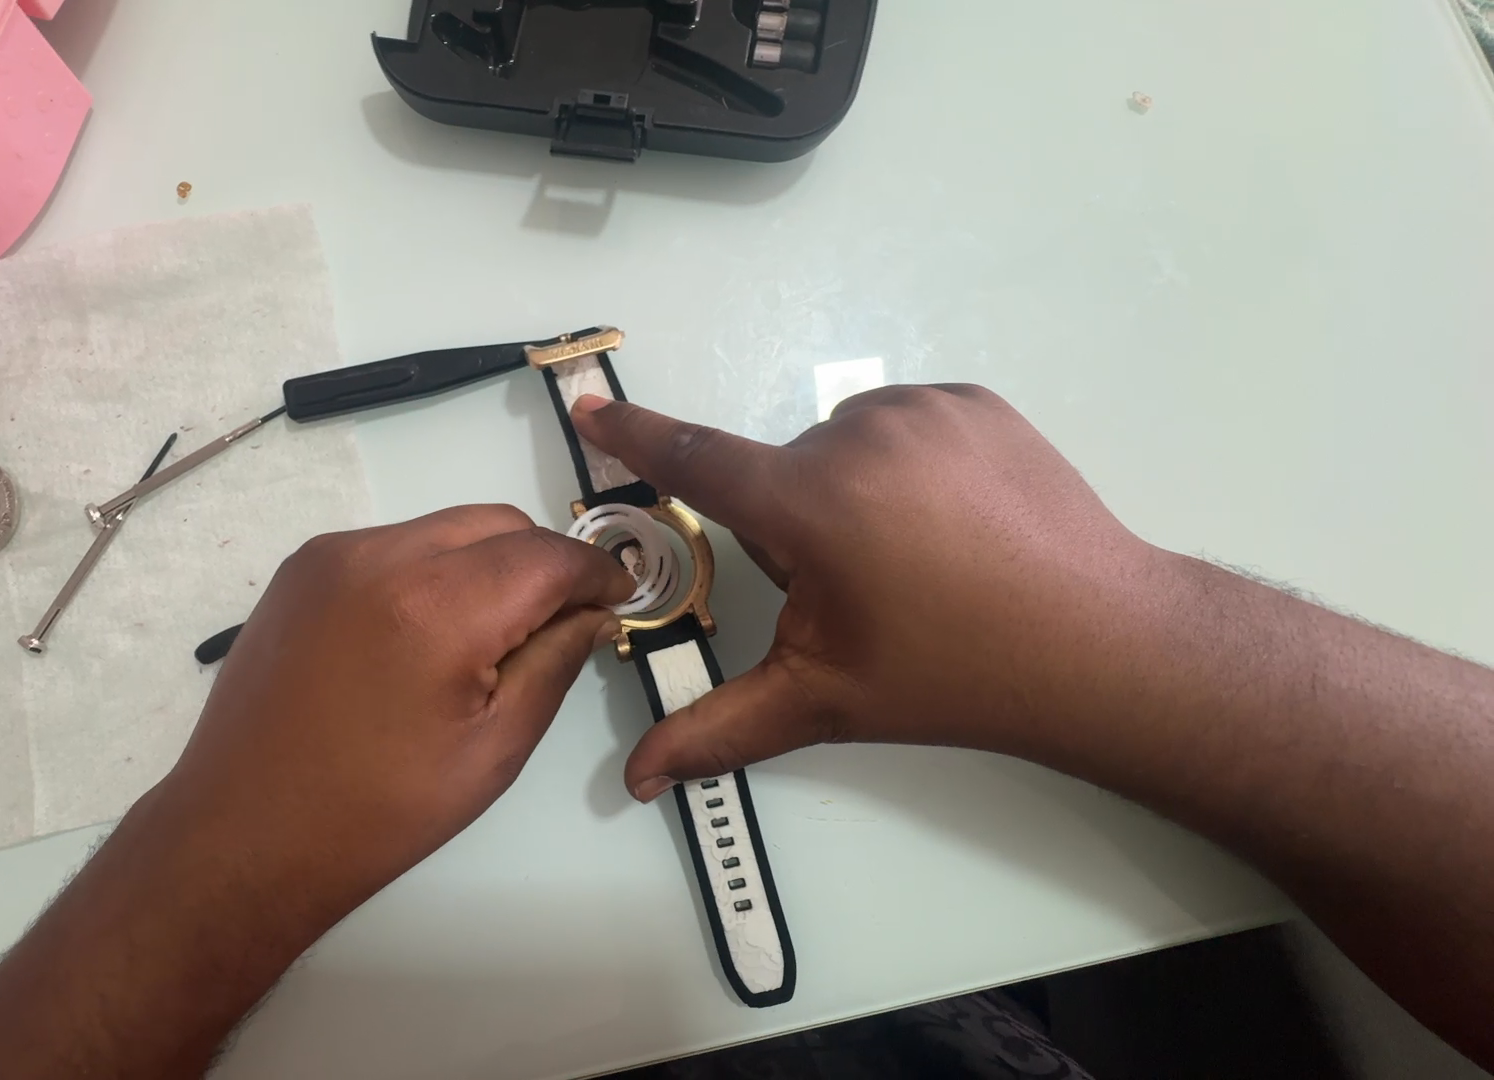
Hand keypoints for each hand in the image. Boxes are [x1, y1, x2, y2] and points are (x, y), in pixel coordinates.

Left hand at [159, 505, 631, 922]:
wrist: (242, 833)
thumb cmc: (379, 810)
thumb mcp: (494, 749)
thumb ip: (555, 663)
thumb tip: (594, 613)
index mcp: (437, 606)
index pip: (546, 555)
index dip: (594, 571)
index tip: (618, 596)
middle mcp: (382, 554)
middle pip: (499, 523)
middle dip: (544, 560)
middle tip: (560, 617)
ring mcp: (333, 553)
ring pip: (448, 527)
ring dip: (490, 561)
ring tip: (492, 627)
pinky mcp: (303, 566)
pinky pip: (398, 542)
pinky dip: (435, 566)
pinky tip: (428, 626)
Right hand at [572, 385, 1166, 800]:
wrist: (1108, 648)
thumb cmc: (951, 676)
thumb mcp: (822, 701)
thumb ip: (716, 730)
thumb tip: (633, 780)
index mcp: (812, 504)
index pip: (694, 460)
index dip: (633, 435)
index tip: (590, 406)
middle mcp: (859, 435)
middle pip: (779, 475)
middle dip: (791, 525)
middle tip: (857, 585)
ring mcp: (922, 408)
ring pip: (835, 448)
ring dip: (842, 493)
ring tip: (910, 552)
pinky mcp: (971, 400)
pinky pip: (893, 426)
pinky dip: (894, 464)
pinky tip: (946, 518)